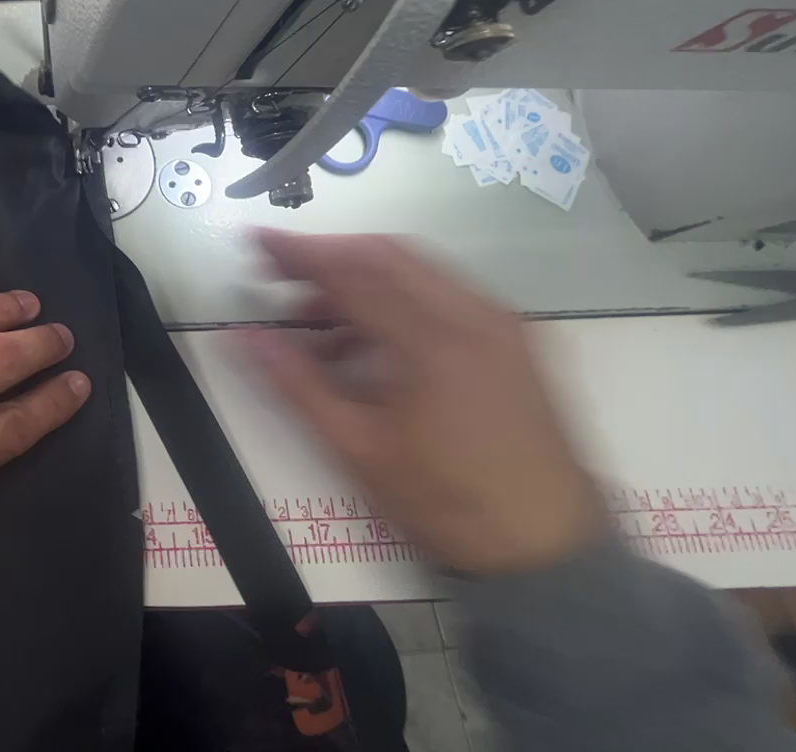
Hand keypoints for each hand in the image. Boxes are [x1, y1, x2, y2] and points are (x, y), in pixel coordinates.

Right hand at [242, 230, 603, 574]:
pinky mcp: (517, 342)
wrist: (549, 553)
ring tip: (312, 315)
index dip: (295, 252)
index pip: (351, 272)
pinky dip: (395, 298)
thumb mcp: (354, 445)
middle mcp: (475, 317)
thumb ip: (294, 381)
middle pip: (386, 254)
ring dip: (359, 277)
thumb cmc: (445, 502)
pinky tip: (366, 337)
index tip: (255, 242)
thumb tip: (246, 337)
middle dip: (325, 254)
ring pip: (417, 270)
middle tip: (276, 269)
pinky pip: (444, 295)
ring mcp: (503, 327)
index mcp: (433, 341)